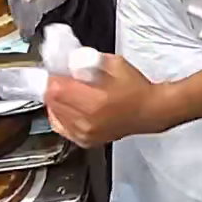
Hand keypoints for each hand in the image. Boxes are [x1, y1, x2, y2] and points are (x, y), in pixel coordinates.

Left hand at [43, 53, 173, 146]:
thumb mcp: (114, 64)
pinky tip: (68, 106)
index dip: (54, 76)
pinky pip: (61, 127)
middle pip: (52, 102)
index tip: (59, 70)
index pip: (56, 89)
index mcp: (96, 102)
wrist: (150, 111)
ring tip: (68, 92)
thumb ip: (89, 61)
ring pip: (54, 115)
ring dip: (56, 101)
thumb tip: (68, 61)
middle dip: (54, 87)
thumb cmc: (136, 88)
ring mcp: (86, 134)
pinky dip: (60, 115)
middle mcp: (88, 121)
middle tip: (63, 78)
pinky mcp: (85, 141)